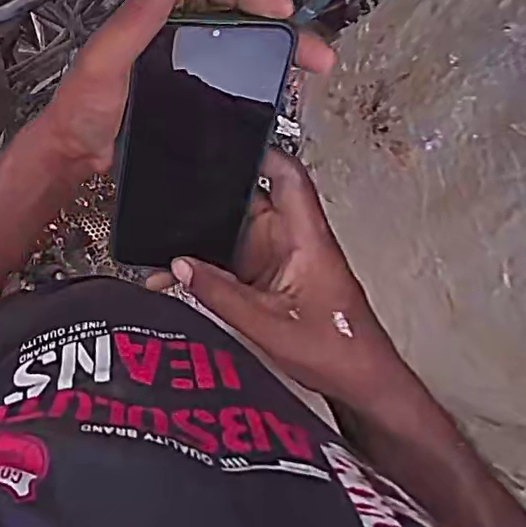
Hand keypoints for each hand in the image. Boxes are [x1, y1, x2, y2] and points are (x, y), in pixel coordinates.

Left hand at [33, 0, 336, 175]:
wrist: (75, 155)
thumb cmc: (83, 106)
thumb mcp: (107, 58)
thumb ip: (135, 13)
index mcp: (155, 15)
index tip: (281, 7)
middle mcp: (173, 34)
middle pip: (236, 17)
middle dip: (280, 28)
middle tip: (313, 51)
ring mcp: (183, 65)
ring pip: (239, 49)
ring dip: (275, 57)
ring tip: (306, 75)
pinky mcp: (189, 95)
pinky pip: (230, 83)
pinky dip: (257, 87)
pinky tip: (276, 101)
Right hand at [171, 150, 405, 404]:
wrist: (361, 387)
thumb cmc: (340, 352)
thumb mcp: (270, 326)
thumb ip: (221, 295)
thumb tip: (179, 265)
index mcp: (306, 238)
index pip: (288, 177)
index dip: (261, 152)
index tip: (225, 140)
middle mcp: (290, 241)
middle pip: (249, 198)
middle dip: (212, 192)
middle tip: (172, 188)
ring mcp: (276, 259)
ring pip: (232, 229)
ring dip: (202, 231)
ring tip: (164, 232)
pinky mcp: (265, 278)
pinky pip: (228, 259)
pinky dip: (204, 262)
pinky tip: (176, 271)